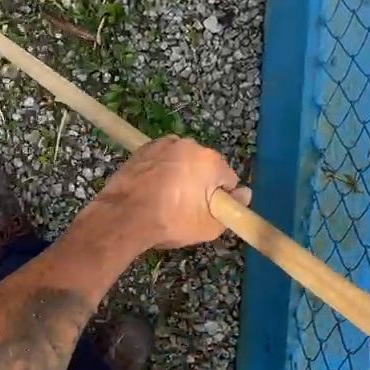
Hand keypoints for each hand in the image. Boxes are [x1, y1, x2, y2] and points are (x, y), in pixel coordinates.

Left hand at [88, 136, 247, 250]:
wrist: (124, 215)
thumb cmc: (171, 221)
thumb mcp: (209, 225)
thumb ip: (232, 208)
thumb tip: (244, 193)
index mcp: (210, 160)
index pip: (228, 179)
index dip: (220, 198)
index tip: (206, 212)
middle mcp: (189, 145)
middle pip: (204, 166)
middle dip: (200, 183)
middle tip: (186, 207)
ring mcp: (163, 144)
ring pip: (182, 161)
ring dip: (180, 174)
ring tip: (167, 199)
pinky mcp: (143, 149)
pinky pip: (162, 159)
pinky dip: (161, 170)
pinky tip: (153, 189)